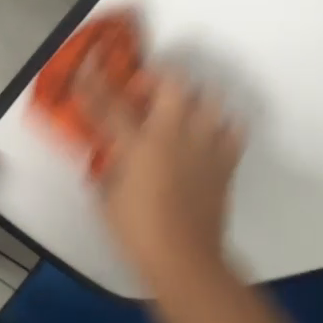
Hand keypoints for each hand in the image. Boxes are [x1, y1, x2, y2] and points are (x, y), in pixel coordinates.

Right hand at [76, 55, 244, 288]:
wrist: (184, 259)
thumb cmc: (137, 232)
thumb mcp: (107, 197)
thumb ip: (109, 166)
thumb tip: (110, 153)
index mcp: (138, 145)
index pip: (109, 104)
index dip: (94, 81)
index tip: (88, 63)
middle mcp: (174, 136)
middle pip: (174, 83)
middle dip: (159, 76)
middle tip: (147, 87)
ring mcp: (205, 146)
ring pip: (211, 98)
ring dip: (195, 96)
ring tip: (183, 106)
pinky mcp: (226, 162)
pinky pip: (234, 129)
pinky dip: (222, 124)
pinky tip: (209, 133)